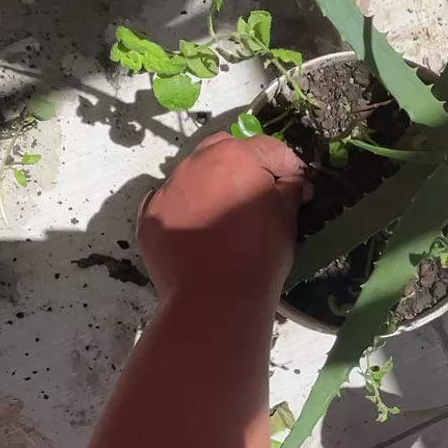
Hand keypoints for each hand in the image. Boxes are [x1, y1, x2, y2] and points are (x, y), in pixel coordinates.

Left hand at [137, 132, 309, 303]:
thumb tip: (294, 182)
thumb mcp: (286, 219)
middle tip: (259, 193)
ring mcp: (167, 190)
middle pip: (224, 150)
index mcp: (234, 156)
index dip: (288, 165)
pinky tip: (198, 230)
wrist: (215, 299)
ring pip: (194, 175)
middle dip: (244, 165)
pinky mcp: (149, 219)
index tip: (297, 186)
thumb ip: (289, 191)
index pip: (268, 147)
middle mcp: (195, 164)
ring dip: (212, 186)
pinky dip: (186, 210)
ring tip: (226, 215)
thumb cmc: (259, 254)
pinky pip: (171, 204)